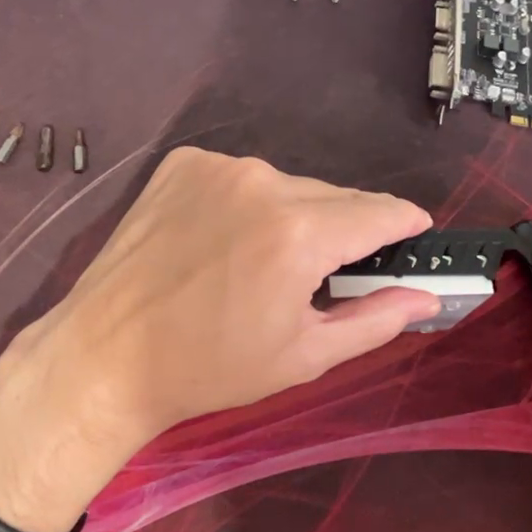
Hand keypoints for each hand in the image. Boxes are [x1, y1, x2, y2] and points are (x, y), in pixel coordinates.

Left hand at [0, 148, 437, 531]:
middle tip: (323, 275)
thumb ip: (376, 319)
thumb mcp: (304, 355)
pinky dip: (245, 203)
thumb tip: (427, 298)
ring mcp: (218, 168)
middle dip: (344, 230)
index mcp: (299, 234)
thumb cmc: (209, 367)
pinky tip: (221, 240)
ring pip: (287, 186)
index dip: (405, 225)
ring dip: (293, 215)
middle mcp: (263, 184)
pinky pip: (239, 177)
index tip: (413, 238)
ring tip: (262, 262)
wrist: (105, 356)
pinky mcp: (182, 164)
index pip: (381, 211)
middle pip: (335, 197)